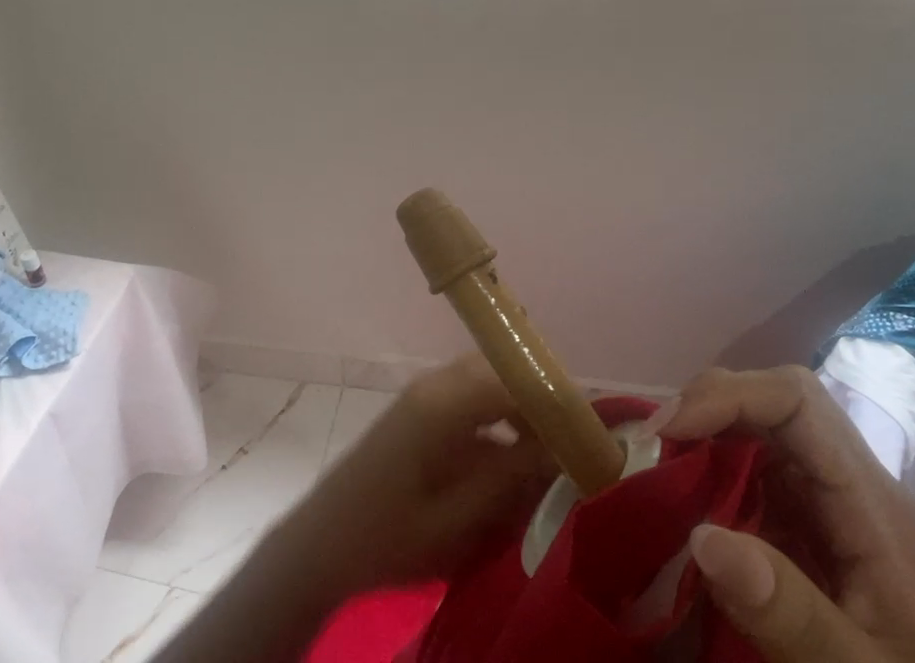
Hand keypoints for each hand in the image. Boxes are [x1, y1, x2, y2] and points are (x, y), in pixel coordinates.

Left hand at [279, 353, 555, 594]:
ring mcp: (422, 396)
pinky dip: (499, 420)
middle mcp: (433, 385)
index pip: (516, 378)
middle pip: (503, 370)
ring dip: (521, 409)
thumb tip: (566, 449)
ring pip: (487, 382)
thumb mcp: (458, 519)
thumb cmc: (386, 537)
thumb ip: (513, 478)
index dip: (559, 401)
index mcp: (442, 403)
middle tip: (576, 443)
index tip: (594, 434)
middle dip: (542, 400)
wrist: (320, 544)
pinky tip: (513, 460)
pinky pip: (471, 400)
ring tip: (551, 455)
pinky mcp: (418, 413)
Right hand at [660, 366, 914, 662]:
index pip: (796, 400)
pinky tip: (685, 507)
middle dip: (706, 407)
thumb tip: (702, 535)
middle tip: (653, 450)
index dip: (725, 397)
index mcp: (869, 501)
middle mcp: (848, 483)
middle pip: (773, 400)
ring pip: (759, 429)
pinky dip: (709, 472)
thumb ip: (790, 614)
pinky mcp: (810, 523)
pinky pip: (754, 471)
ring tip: (658, 474)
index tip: (666, 433)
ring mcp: (829, 501)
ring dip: (702, 437)